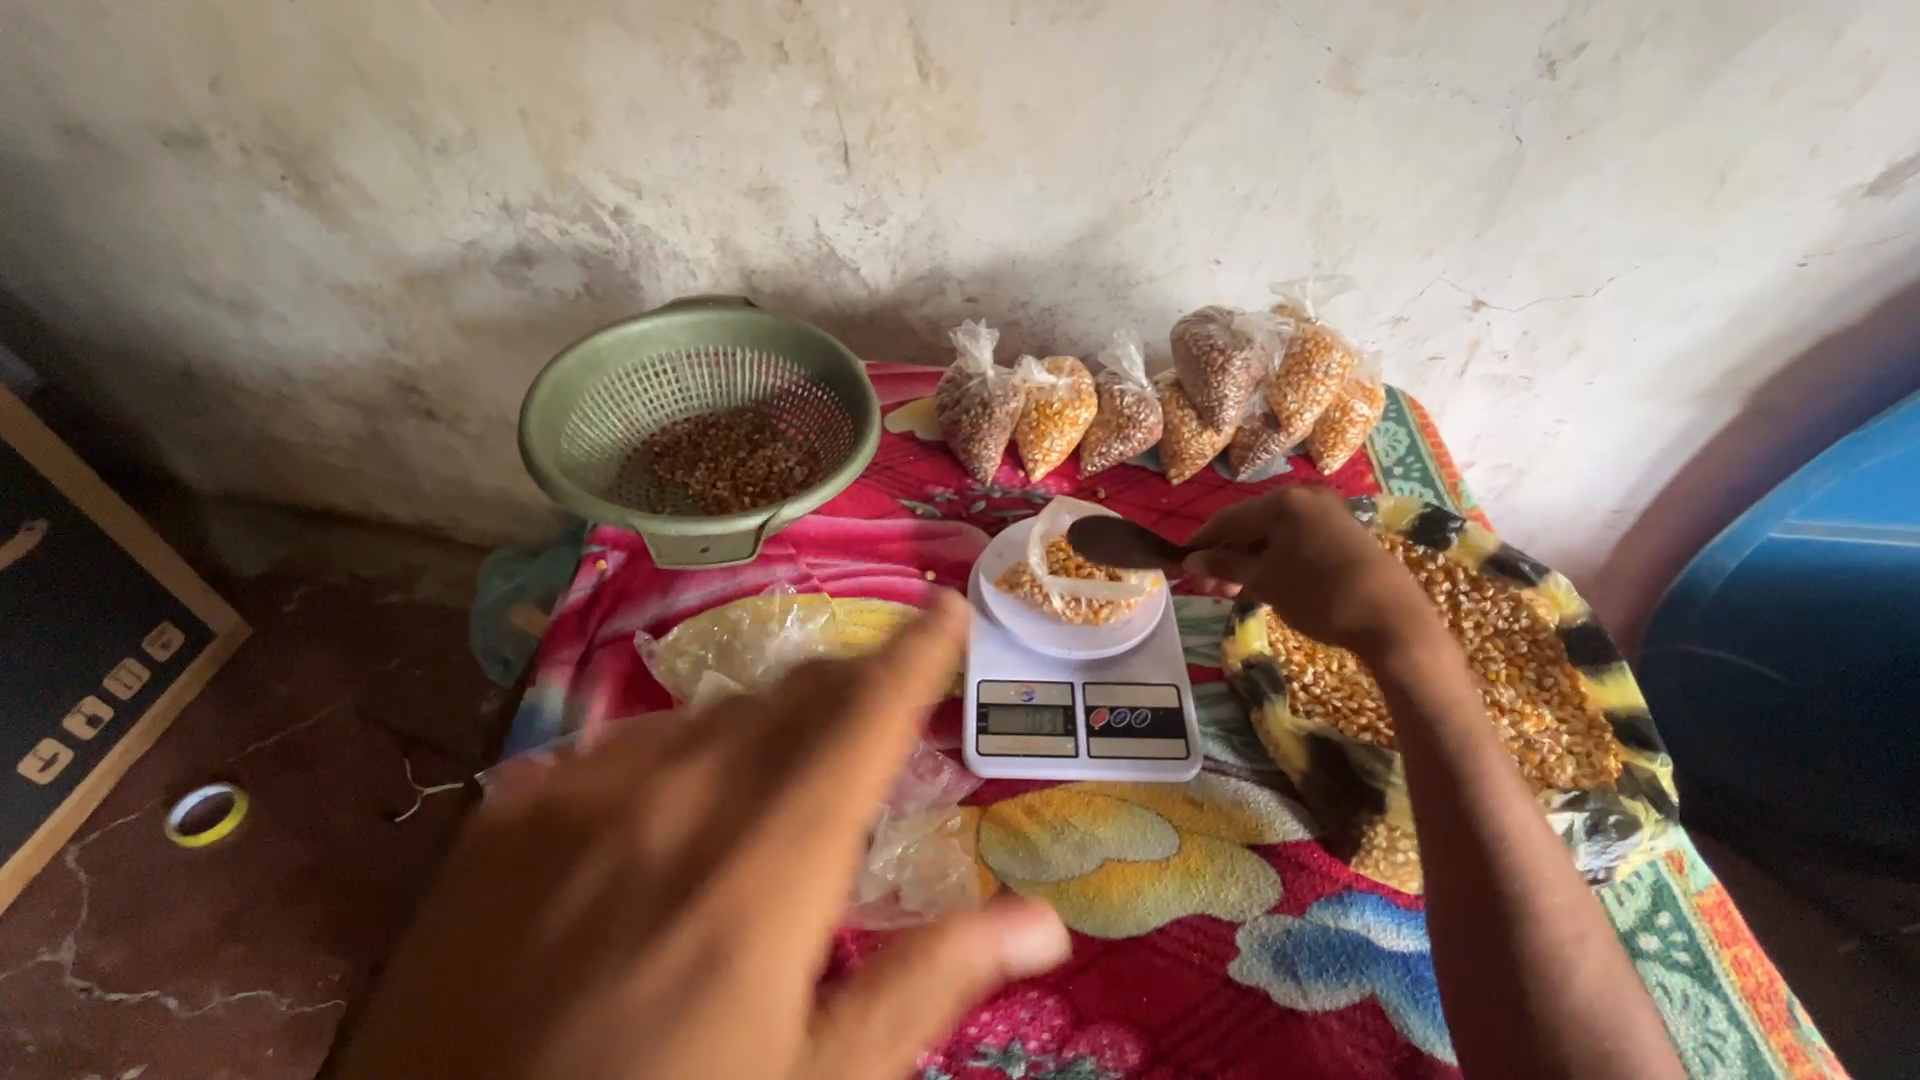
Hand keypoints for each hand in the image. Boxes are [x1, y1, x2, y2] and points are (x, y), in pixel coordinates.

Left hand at [334, 592, 1069, 1079]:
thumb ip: (925, 982)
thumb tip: (1043, 922)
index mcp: (767, 867)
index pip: (864, 721)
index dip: (915, 655)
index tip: (949, 607)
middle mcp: (678, 801)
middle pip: (793, 697)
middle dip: (852, 684)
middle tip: (882, 698)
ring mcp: (581, 798)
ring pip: (711, 715)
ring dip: (768, 722)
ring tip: (785, 763)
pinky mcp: (504, 818)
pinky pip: (624, 747)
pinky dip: (680, 754)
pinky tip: (674, 808)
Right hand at [1183, 488, 1446, 658]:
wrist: (1392, 620)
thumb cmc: (1319, 595)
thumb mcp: (1264, 582)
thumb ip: (1225, 567)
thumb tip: (1191, 562)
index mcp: (1283, 502)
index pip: (1227, 518)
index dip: (1201, 543)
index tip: (1182, 566)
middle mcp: (1305, 498)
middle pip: (1251, 524)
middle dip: (1226, 555)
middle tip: (1208, 587)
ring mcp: (1328, 514)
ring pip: (1274, 535)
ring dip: (1249, 561)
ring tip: (1232, 592)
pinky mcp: (1344, 534)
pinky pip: (1296, 541)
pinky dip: (1275, 560)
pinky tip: (1265, 584)